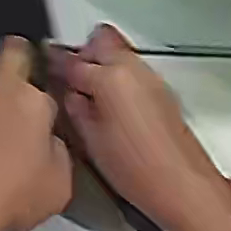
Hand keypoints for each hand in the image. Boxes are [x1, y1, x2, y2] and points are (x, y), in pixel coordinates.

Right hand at [51, 25, 230, 230]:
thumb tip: (63, 88)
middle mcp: (133, 69)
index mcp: (110, 77)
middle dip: (81, 53)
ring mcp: (151, 79)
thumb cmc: (138, 170)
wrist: (186, 191)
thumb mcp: (87, 138)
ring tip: (88, 95)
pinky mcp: (163, 92)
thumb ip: (70, 102)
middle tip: (69, 77)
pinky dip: (118, 78)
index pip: (69, 59)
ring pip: (117, 51)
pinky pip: (132, 70)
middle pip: (99, 39)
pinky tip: (109, 106)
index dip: (52, 64)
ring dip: (100, 64)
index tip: (44, 69)